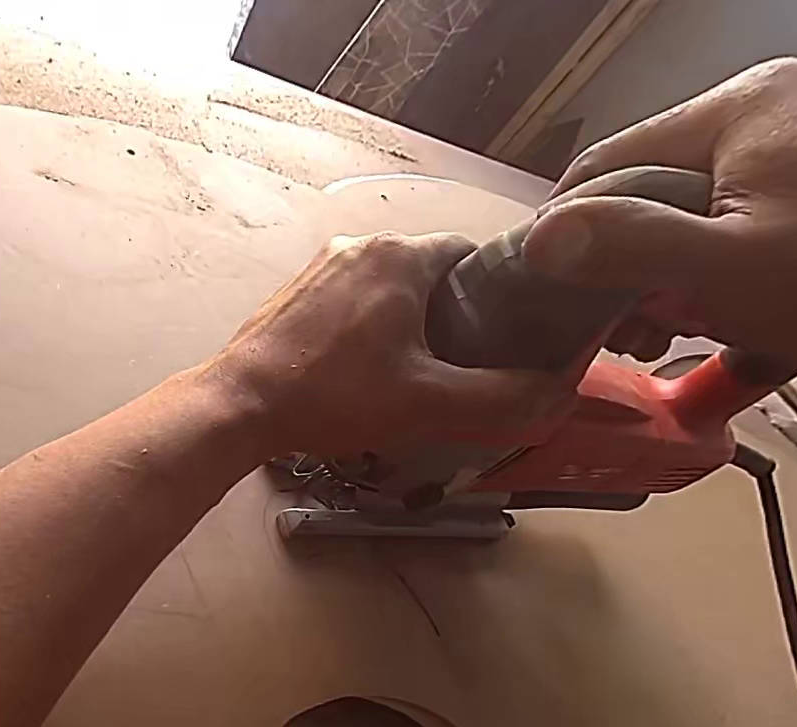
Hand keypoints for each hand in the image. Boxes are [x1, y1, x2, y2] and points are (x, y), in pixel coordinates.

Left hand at [204, 231, 577, 457]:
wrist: (237, 408)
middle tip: (454, 366)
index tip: (502, 337)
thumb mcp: (425, 403)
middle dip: (447, 315)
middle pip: (426, 275)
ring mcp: (313, 271)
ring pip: (381, 291)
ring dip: (401, 325)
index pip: (474, 256)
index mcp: (398, 255)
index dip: (497, 296)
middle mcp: (355, 247)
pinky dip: (359, 330)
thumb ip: (500, 400)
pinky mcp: (286, 299)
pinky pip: (342, 305)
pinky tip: (354, 371)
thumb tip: (560, 400)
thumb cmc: (329, 397)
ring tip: (405, 374)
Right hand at [523, 58, 796, 367]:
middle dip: (617, 259)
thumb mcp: (725, 269)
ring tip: (672, 319)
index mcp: (738, 108)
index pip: (601, 166)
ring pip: (682, 199)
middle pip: (642, 185)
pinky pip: (729, 203)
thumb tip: (534, 241)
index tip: (556, 297)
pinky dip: (703, 252)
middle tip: (627, 323)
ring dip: (658, 264)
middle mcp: (768, 101)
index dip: (564, 233)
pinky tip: (715, 294)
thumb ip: (629, 247)